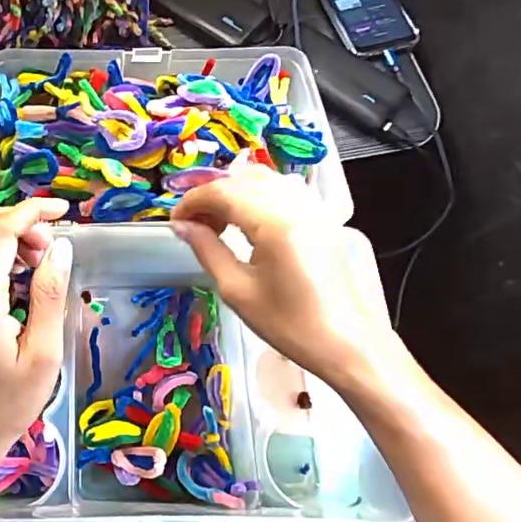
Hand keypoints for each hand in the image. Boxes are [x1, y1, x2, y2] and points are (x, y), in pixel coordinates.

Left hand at [0, 199, 72, 459]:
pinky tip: (24, 275)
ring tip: (41, 263)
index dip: (31, 212)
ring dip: (9, 235)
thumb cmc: (10, 401)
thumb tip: (61, 247)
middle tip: (50, 244)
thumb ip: (49, 294)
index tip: (63, 211)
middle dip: (17, 219)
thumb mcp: (44, 352)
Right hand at [170, 166, 410, 399]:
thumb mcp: (237, 290)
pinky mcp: (320, 217)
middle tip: (193, 224)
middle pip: (241, 179)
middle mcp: (294, 205)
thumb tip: (182, 225)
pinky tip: (244, 222)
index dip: (193, 200)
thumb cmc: (289, 324)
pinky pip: (281, 190)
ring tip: (216, 223)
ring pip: (262, 180)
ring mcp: (311, 208)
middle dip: (210, 195)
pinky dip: (255, 196)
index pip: (223, 191)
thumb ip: (207, 249)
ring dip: (233, 193)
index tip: (175, 220)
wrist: (345, 342)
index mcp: (273, 222)